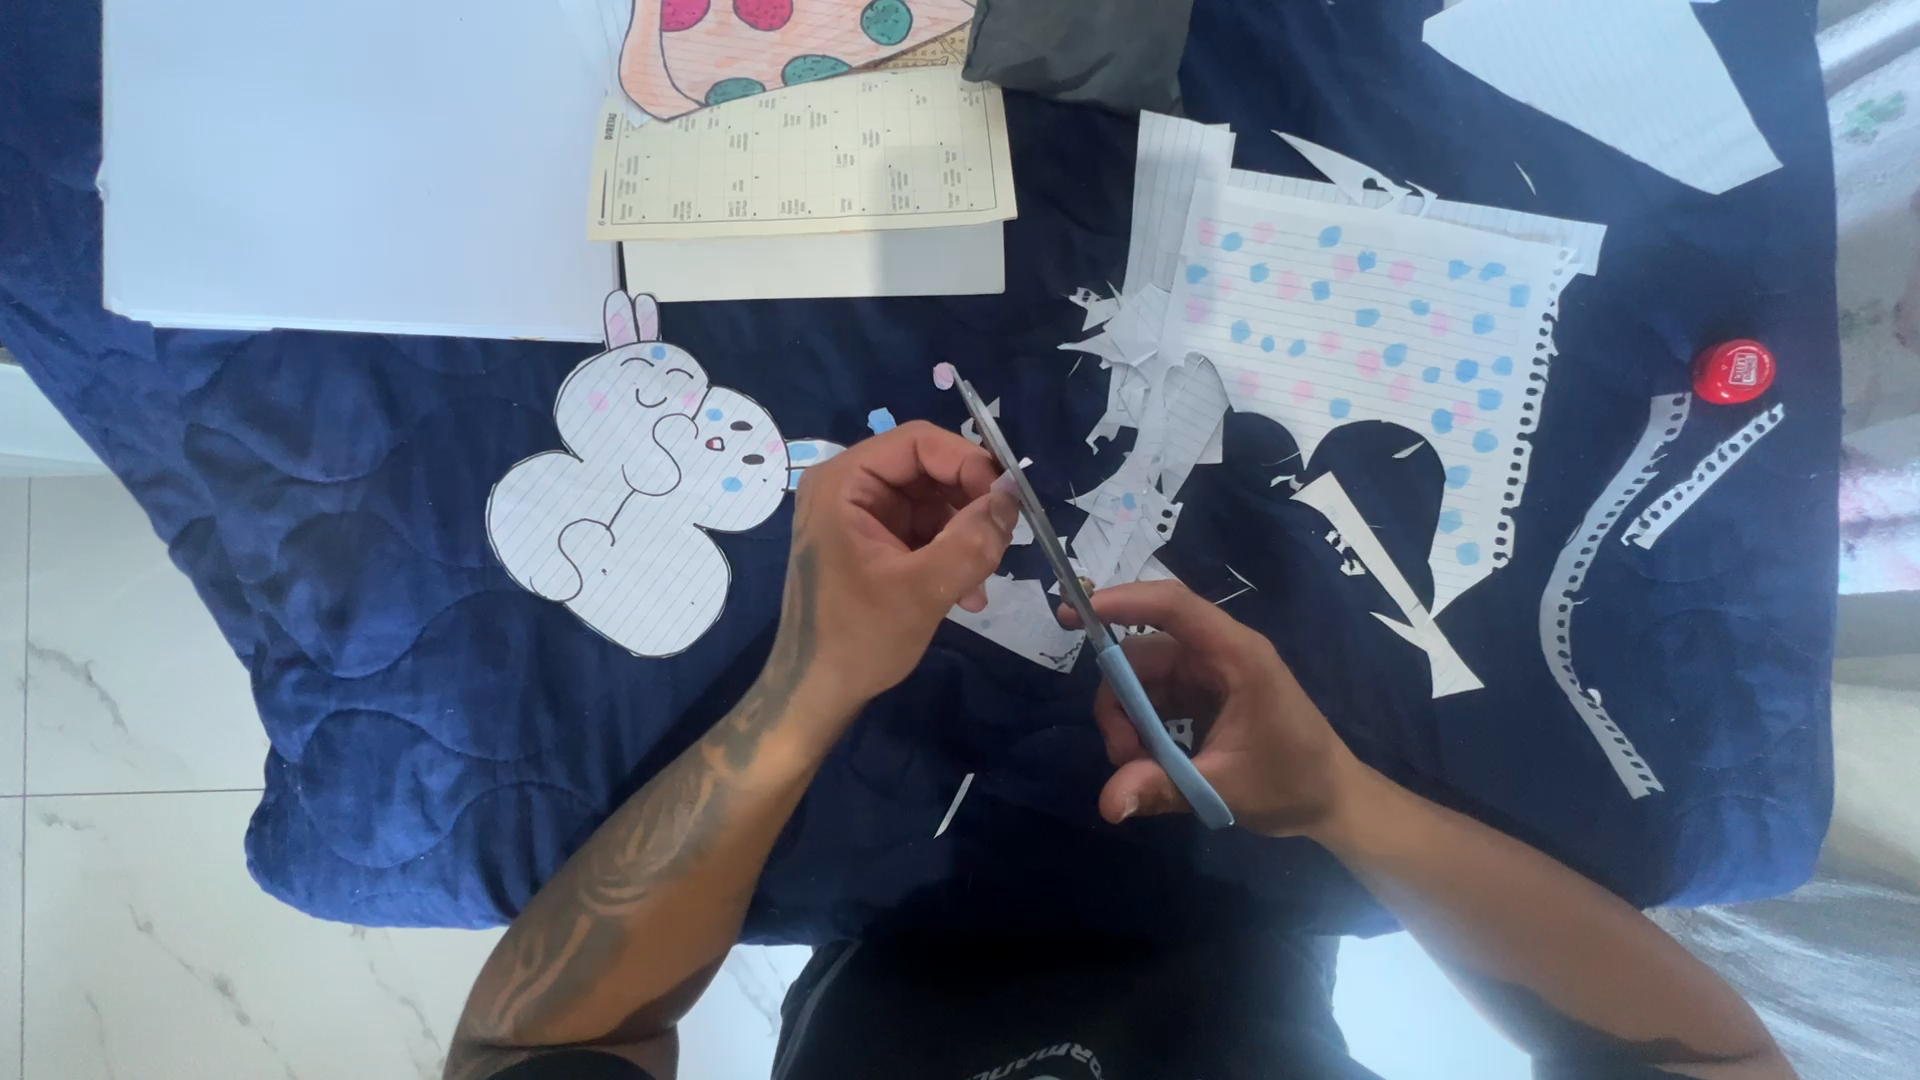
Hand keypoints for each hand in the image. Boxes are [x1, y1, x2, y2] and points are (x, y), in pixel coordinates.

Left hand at [771, 420, 1017, 732]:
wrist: (816, 693)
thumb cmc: (857, 640)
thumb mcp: (923, 591)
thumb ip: (972, 540)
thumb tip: (1012, 497)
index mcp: (844, 483)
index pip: (918, 442)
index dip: (968, 463)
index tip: (1006, 500)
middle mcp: (850, 489)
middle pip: (929, 470)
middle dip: (970, 505)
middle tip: (1001, 542)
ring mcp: (862, 517)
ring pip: (934, 503)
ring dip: (965, 537)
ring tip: (980, 582)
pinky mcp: (874, 543)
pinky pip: (926, 531)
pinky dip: (951, 555)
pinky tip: (967, 595)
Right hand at [1061, 580, 1359, 837]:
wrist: (1333, 800)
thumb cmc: (1292, 783)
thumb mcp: (1225, 789)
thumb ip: (1163, 788)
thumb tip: (1107, 803)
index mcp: (1236, 655)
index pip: (1174, 607)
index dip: (1123, 601)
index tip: (1075, 614)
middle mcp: (1217, 652)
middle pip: (1143, 652)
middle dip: (1119, 700)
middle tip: (1120, 754)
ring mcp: (1207, 671)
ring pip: (1141, 676)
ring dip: (1127, 718)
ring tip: (1137, 766)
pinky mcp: (1200, 690)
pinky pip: (1153, 694)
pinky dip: (1140, 724)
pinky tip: (1149, 759)